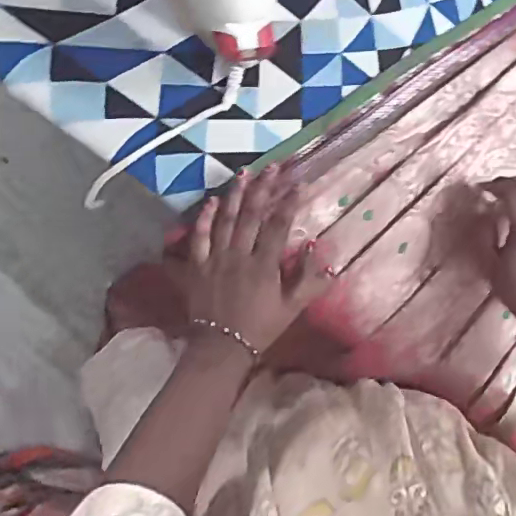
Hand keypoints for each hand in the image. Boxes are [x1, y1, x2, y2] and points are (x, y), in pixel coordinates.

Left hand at [182, 164, 332, 352]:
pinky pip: (200, 237)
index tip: (297, 182)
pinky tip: (213, 200)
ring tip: (245, 173)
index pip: (278, 225)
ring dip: (236, 194)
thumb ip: (309, 280)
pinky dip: (205, 217)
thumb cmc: (260, 328)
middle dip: (263, 188)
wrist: (221, 348)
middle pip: (251, 214)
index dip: (288, 202)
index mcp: (263, 265)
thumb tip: (318, 249)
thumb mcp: (292, 308)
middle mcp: (239, 256)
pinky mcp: (197, 266)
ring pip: (226, 219)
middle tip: (272, 167)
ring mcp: (215, 258)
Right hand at [478, 178, 515, 330]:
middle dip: (507, 183)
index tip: (477, 188)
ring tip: (497, 200)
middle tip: (488, 188)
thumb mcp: (492, 264)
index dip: (493, 186)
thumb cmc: (515, 289)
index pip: (511, 193)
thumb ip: (487, 235)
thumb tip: (483, 215)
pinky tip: (509, 217)